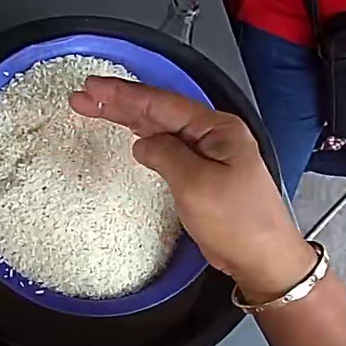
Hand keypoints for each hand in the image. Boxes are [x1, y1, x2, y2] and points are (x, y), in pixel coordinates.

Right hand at [70, 77, 315, 302]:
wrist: (263, 258)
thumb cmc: (238, 223)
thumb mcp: (197, 185)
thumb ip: (166, 155)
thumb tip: (142, 144)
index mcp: (216, 129)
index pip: (162, 104)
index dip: (124, 94)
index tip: (92, 87)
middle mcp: (212, 135)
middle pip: (158, 111)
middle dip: (119, 102)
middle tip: (83, 95)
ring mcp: (206, 154)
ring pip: (159, 127)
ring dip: (126, 118)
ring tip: (94, 108)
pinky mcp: (200, 174)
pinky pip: (166, 147)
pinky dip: (143, 137)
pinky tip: (129, 133)